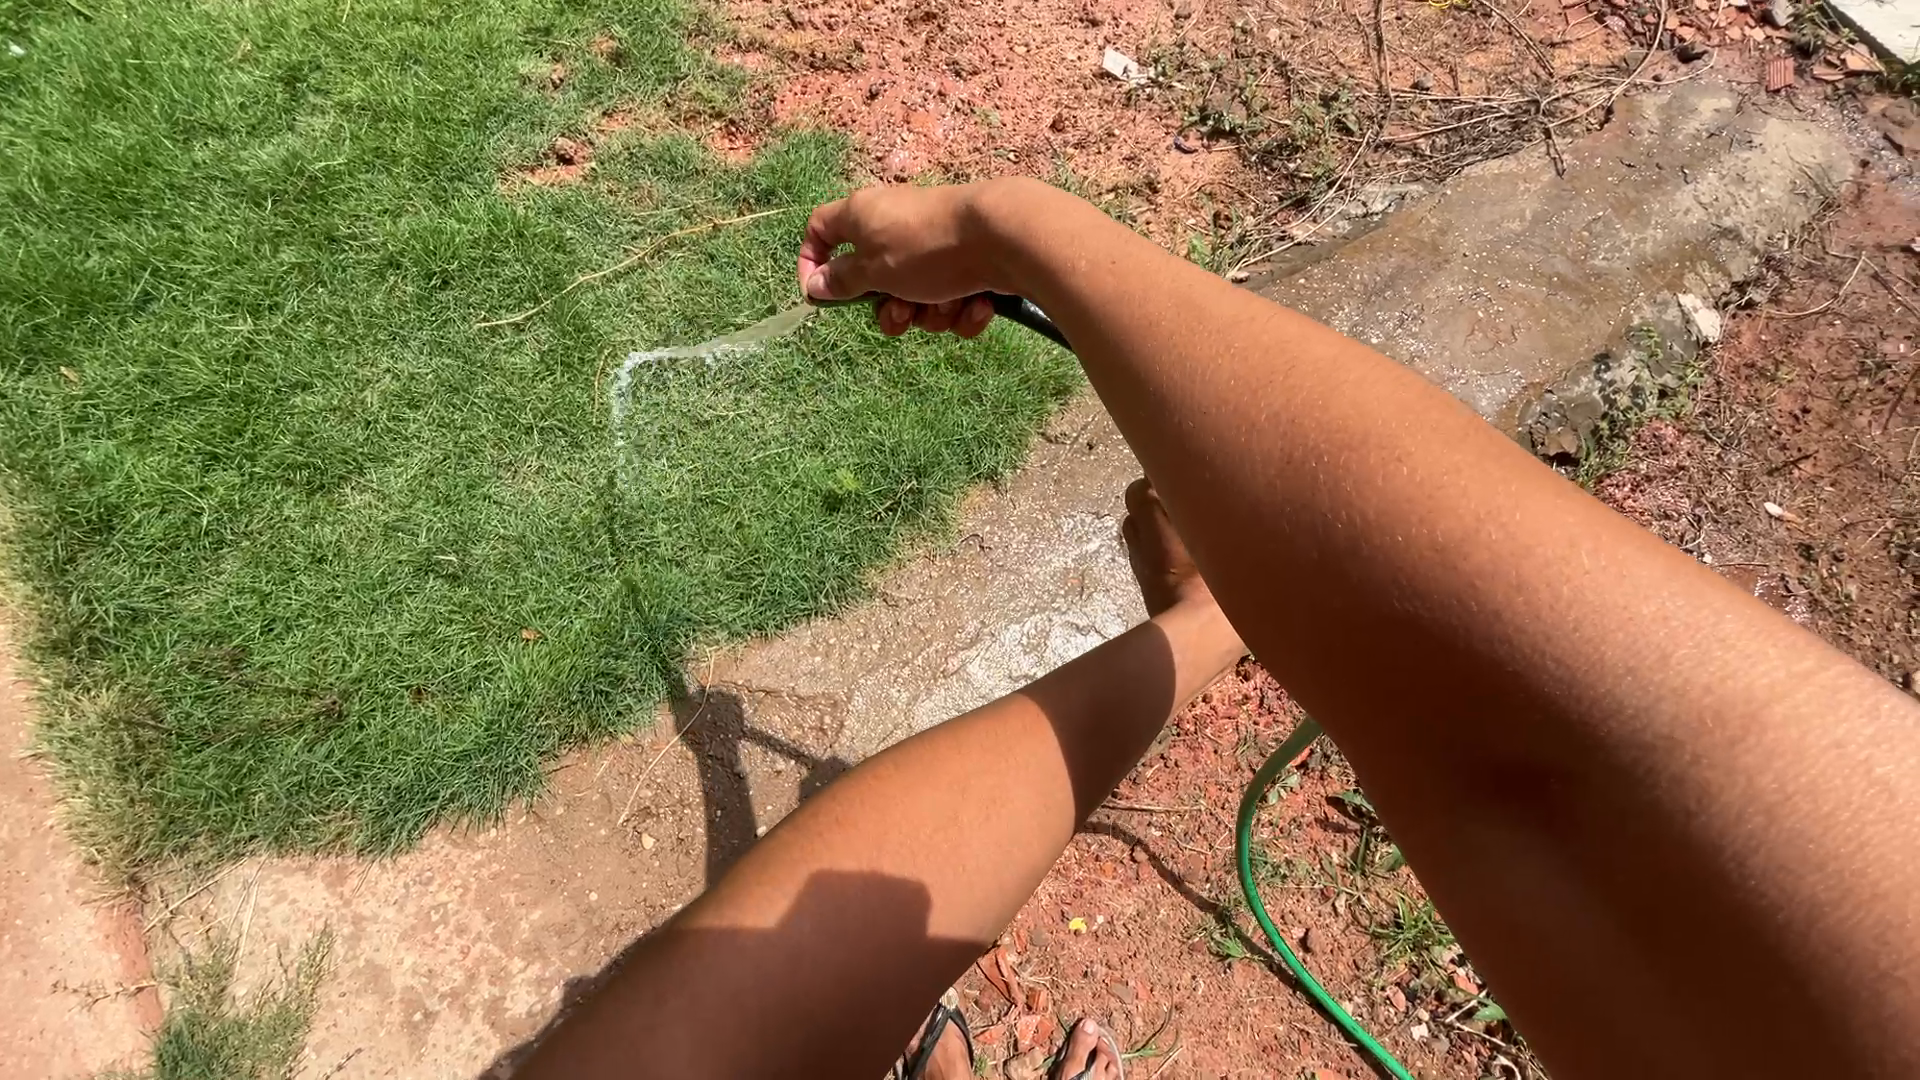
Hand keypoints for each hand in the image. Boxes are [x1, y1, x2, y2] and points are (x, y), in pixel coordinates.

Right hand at [797, 182, 1011, 338]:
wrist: (1001, 239)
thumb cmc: (925, 250)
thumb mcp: (875, 270)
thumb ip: (844, 280)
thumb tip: (814, 285)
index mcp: (863, 217)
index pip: (820, 230)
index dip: (813, 262)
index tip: (818, 295)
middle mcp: (896, 228)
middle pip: (876, 283)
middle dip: (890, 310)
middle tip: (903, 314)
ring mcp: (933, 249)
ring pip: (917, 299)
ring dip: (930, 314)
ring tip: (946, 305)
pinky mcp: (967, 267)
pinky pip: (952, 302)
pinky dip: (962, 310)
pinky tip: (976, 304)